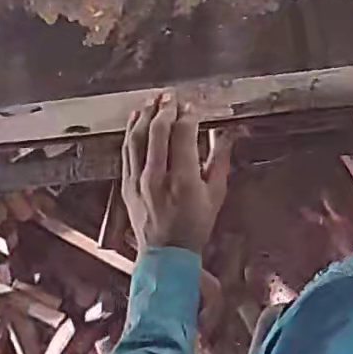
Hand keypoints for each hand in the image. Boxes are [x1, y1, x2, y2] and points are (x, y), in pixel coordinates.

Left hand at [121, 93, 235, 253]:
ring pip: (137, 138)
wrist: (166, 257)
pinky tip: (136, 118)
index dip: (188, 116)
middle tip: (172, 96)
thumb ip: (220, 160)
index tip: (193, 106)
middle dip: (165, 109)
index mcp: (183, 180)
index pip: (182, 135)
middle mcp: (156, 178)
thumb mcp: (216, 195)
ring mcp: (137, 181)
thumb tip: (227, 133)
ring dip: (145, 115)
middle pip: (157, 131)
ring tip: (153, 100)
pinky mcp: (125, 184)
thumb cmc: (195, 226)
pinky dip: (131, 130)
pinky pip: (126, 150)